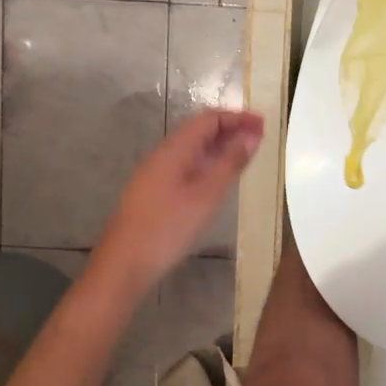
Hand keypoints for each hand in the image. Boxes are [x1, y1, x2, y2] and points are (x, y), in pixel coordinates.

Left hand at [87, 109, 264, 297]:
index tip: (263, 124)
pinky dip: (208, 164)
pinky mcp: (154, 192)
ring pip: (192, 150)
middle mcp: (163, 155)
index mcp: (175, 149)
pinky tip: (218, 181)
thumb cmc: (167, 228)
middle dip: (231, 130)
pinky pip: (186, 166)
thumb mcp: (207, 195)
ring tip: (245, 156)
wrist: (122, 267)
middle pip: (200, 131)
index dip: (238, 117)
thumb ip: (231, 163)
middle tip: (259, 139)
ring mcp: (156, 174)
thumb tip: (252, 136)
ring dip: (220, 147)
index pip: (210, 118)